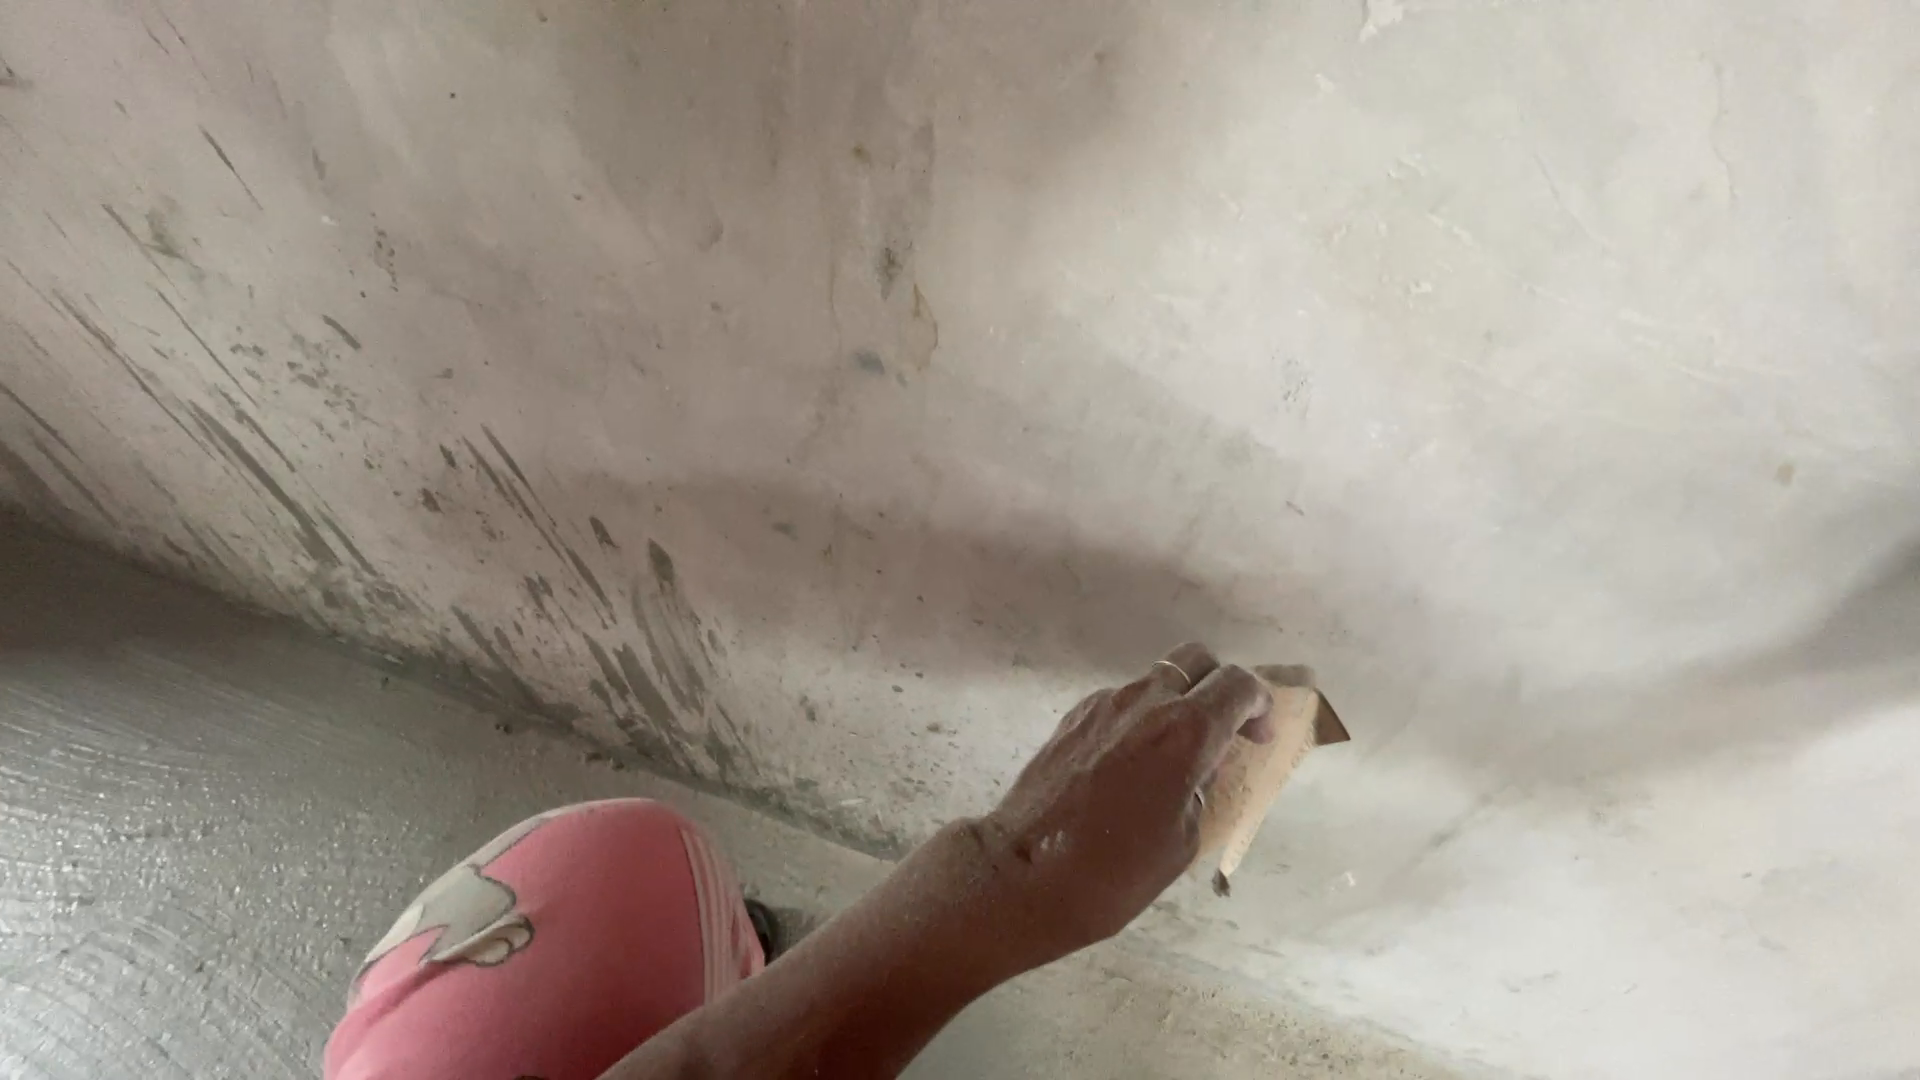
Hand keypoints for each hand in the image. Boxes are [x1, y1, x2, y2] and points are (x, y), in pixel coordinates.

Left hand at [977, 643, 1273, 965]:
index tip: (1257, 735)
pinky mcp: (1073, 715)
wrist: (1027, 870)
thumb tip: (1202, 762)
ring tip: (1170, 758)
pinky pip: (1120, 703)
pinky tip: (1129, 766)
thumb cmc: (1117, 870)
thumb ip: (1203, 785)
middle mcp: (1145, 702)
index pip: (1238, 684)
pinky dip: (1139, 720)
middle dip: (1218, 685)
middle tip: (1222, 730)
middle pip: (1195, 660)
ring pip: (1154, 681)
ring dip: (1174, 704)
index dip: (1259, 702)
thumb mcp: (1185, 837)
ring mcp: (1103, 703)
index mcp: (1184, 731)